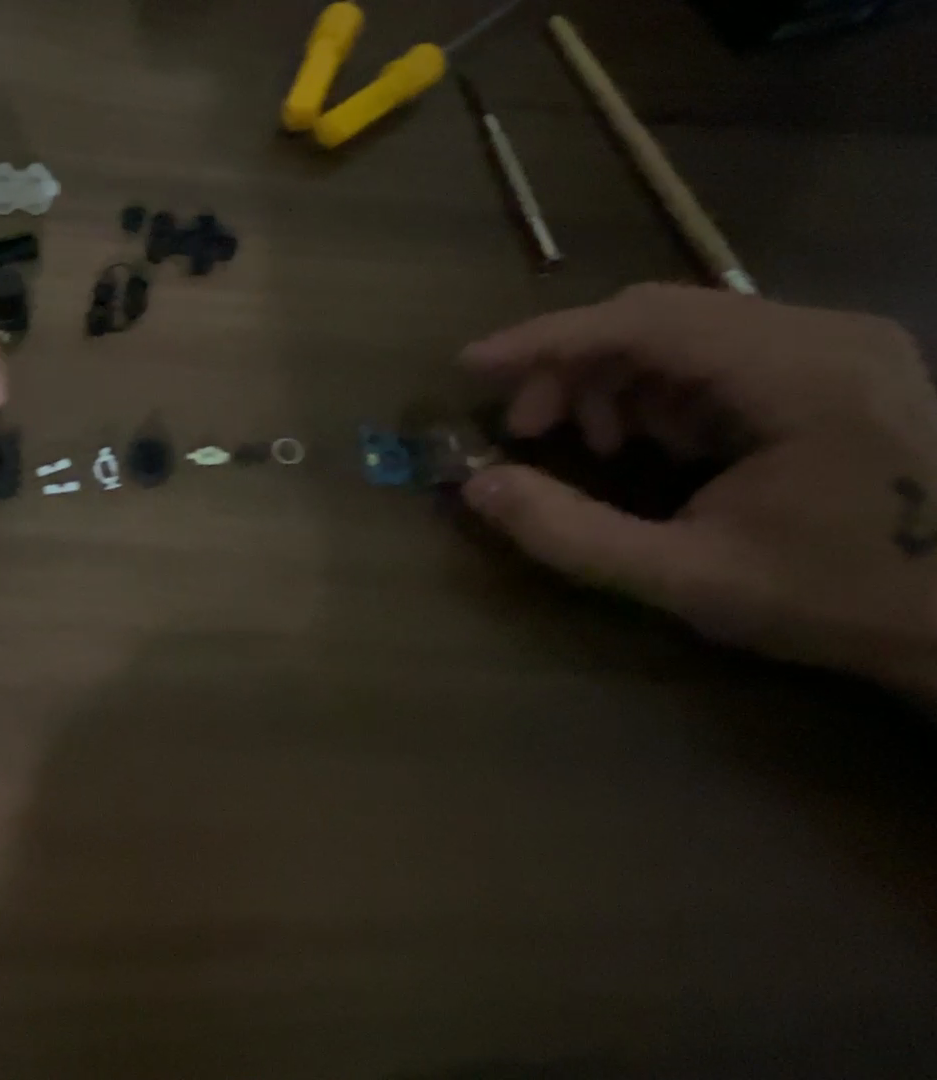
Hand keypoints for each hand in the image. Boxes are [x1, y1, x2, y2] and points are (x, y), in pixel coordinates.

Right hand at [459, 283, 936, 697]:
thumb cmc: (840, 597)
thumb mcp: (686, 578)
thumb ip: (569, 533)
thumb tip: (476, 487)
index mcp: (799, 376)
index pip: (642, 323)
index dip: (542, 341)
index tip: (468, 367)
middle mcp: (825, 334)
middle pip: (657, 315)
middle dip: (571, 366)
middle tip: (525, 430)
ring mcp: (840, 343)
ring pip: (682, 328)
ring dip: (611, 378)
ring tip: (589, 445)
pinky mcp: (842, 362)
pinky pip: (717, 349)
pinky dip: (657, 386)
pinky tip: (650, 441)